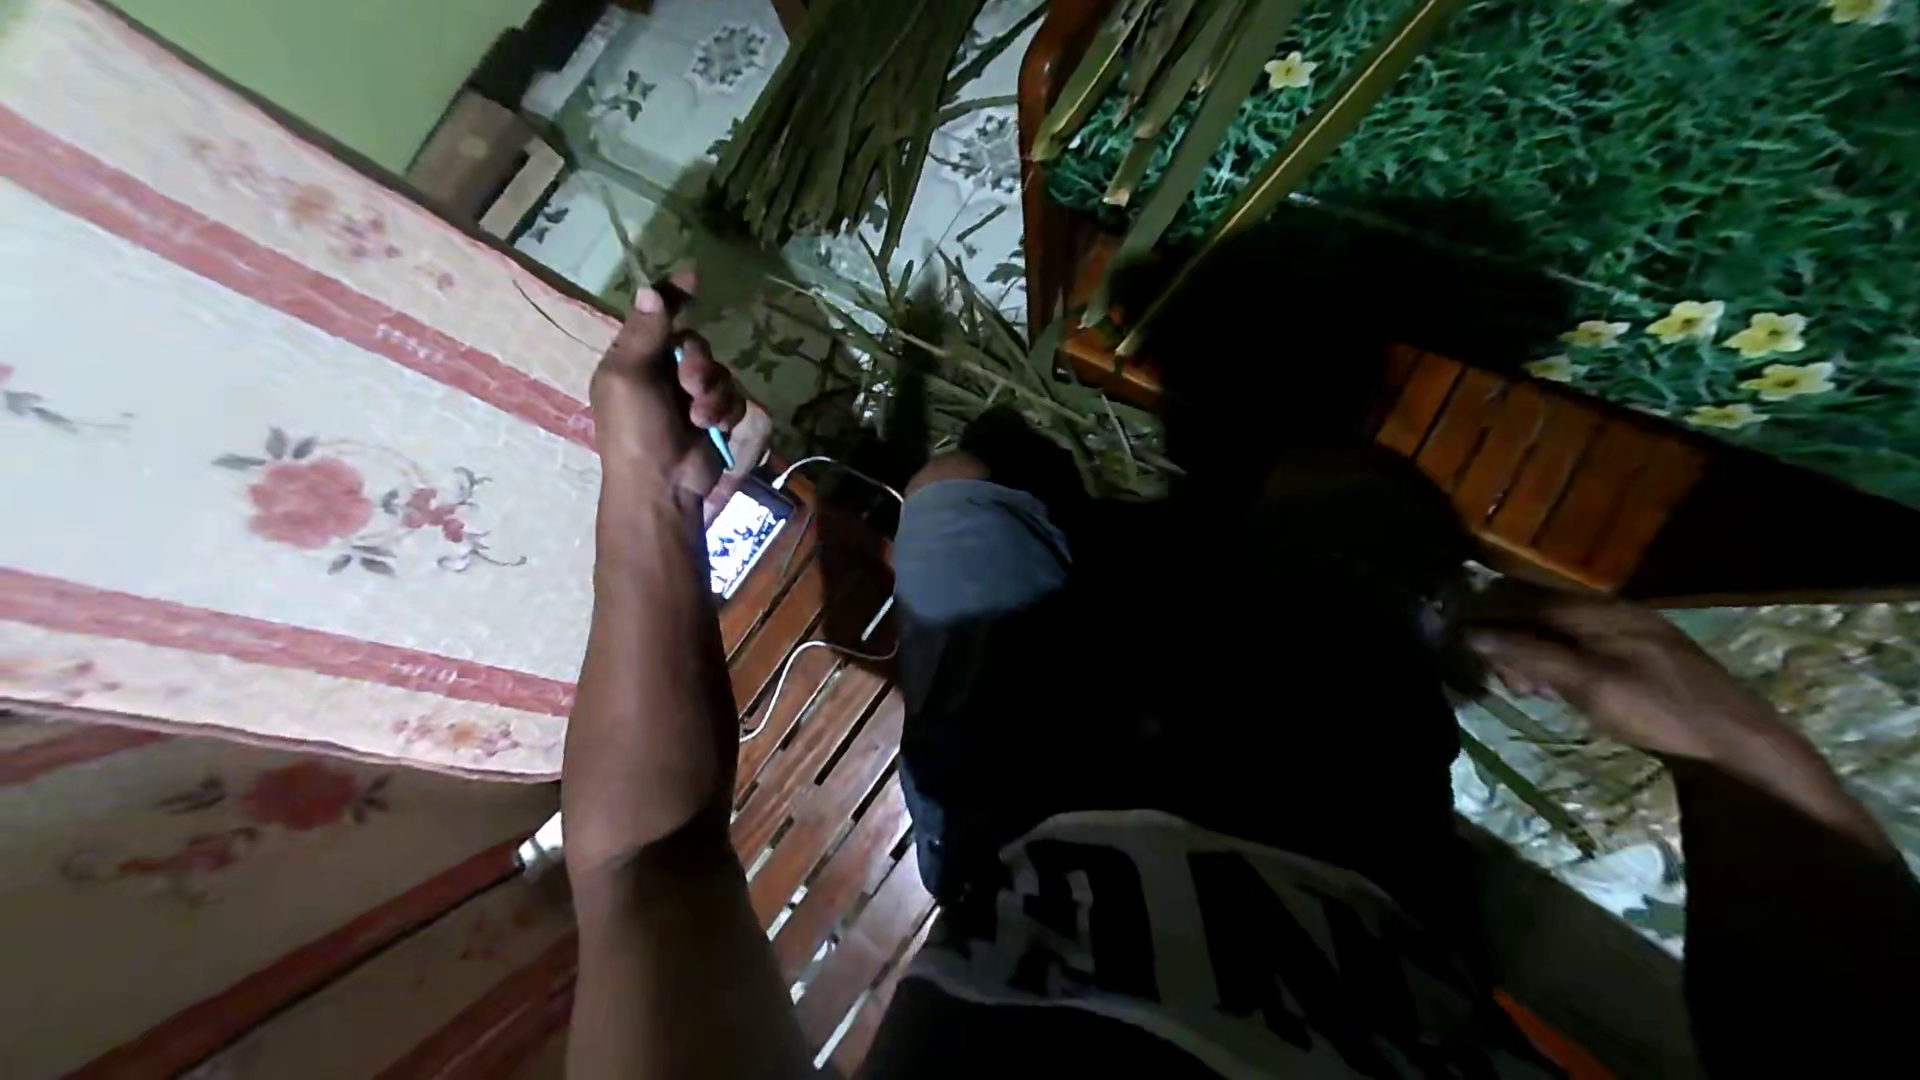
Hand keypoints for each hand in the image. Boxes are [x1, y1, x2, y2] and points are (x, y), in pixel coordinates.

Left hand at [589, 268, 744, 509]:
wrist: (663, 484)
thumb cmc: (635, 430)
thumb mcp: (629, 376)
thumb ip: (644, 334)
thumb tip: (651, 289)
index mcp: (634, 359)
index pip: (657, 316)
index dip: (674, 296)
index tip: (695, 277)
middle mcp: (663, 373)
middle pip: (696, 344)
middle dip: (698, 364)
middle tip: (689, 385)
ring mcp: (691, 397)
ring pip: (719, 372)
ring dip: (713, 393)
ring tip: (701, 418)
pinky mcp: (716, 418)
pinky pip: (733, 398)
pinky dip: (726, 411)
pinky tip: (713, 427)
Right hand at [1466, 584, 1783, 763]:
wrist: (1743, 754)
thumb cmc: (1658, 712)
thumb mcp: (1583, 683)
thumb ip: (1524, 653)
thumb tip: (1467, 632)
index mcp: (1602, 611)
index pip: (1524, 598)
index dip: (1487, 615)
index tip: (1461, 640)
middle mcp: (1613, 613)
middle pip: (1537, 612)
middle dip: (1508, 640)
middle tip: (1507, 679)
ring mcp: (1628, 635)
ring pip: (1554, 631)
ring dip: (1529, 655)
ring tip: (1529, 689)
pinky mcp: (1637, 658)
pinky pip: (1576, 647)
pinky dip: (1553, 662)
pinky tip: (1555, 688)